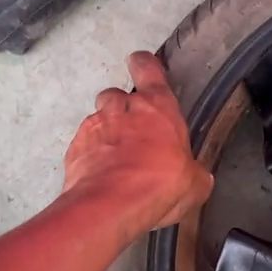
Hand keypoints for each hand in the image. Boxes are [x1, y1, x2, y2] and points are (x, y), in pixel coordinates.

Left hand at [62, 52, 212, 233]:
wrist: (110, 207)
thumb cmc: (158, 184)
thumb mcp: (195, 183)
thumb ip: (194, 172)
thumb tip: (198, 177)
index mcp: (158, 107)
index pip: (148, 69)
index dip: (144, 64)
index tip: (142, 64)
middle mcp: (123, 109)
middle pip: (117, 95)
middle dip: (123, 109)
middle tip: (133, 131)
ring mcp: (94, 127)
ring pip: (98, 119)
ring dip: (106, 133)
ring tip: (117, 159)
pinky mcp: (74, 149)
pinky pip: (83, 145)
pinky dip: (91, 155)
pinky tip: (101, 174)